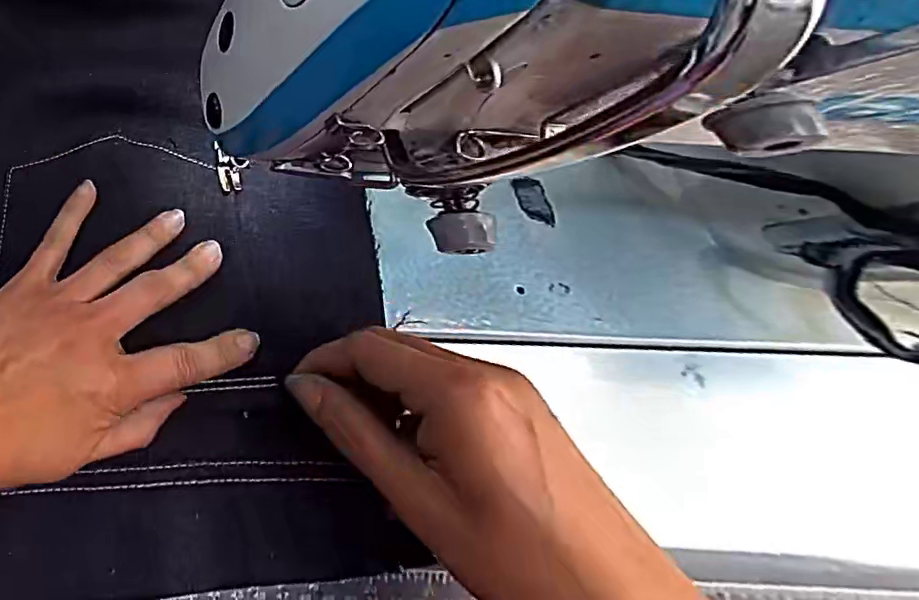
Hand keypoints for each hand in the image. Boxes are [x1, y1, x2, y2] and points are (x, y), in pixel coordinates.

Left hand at [0, 180, 258, 503]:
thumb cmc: (9, 448)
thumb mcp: (81, 455)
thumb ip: (136, 428)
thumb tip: (176, 400)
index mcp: (113, 381)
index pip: (183, 363)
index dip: (222, 352)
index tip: (248, 337)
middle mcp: (97, 331)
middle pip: (155, 294)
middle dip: (190, 272)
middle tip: (214, 250)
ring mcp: (63, 301)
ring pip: (116, 260)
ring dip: (149, 237)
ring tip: (175, 218)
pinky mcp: (29, 284)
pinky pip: (56, 242)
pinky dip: (73, 213)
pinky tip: (88, 189)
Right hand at [287, 328, 696, 599]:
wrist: (618, 599)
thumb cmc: (527, 564)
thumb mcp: (421, 502)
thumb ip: (356, 435)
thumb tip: (309, 392)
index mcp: (460, 389)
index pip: (369, 345)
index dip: (326, 359)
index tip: (300, 384)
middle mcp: (488, 371)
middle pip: (396, 344)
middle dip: (351, 367)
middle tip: (323, 406)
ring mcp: (510, 383)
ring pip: (423, 360)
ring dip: (384, 382)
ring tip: (364, 430)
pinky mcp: (522, 400)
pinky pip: (453, 378)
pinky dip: (418, 394)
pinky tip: (412, 437)